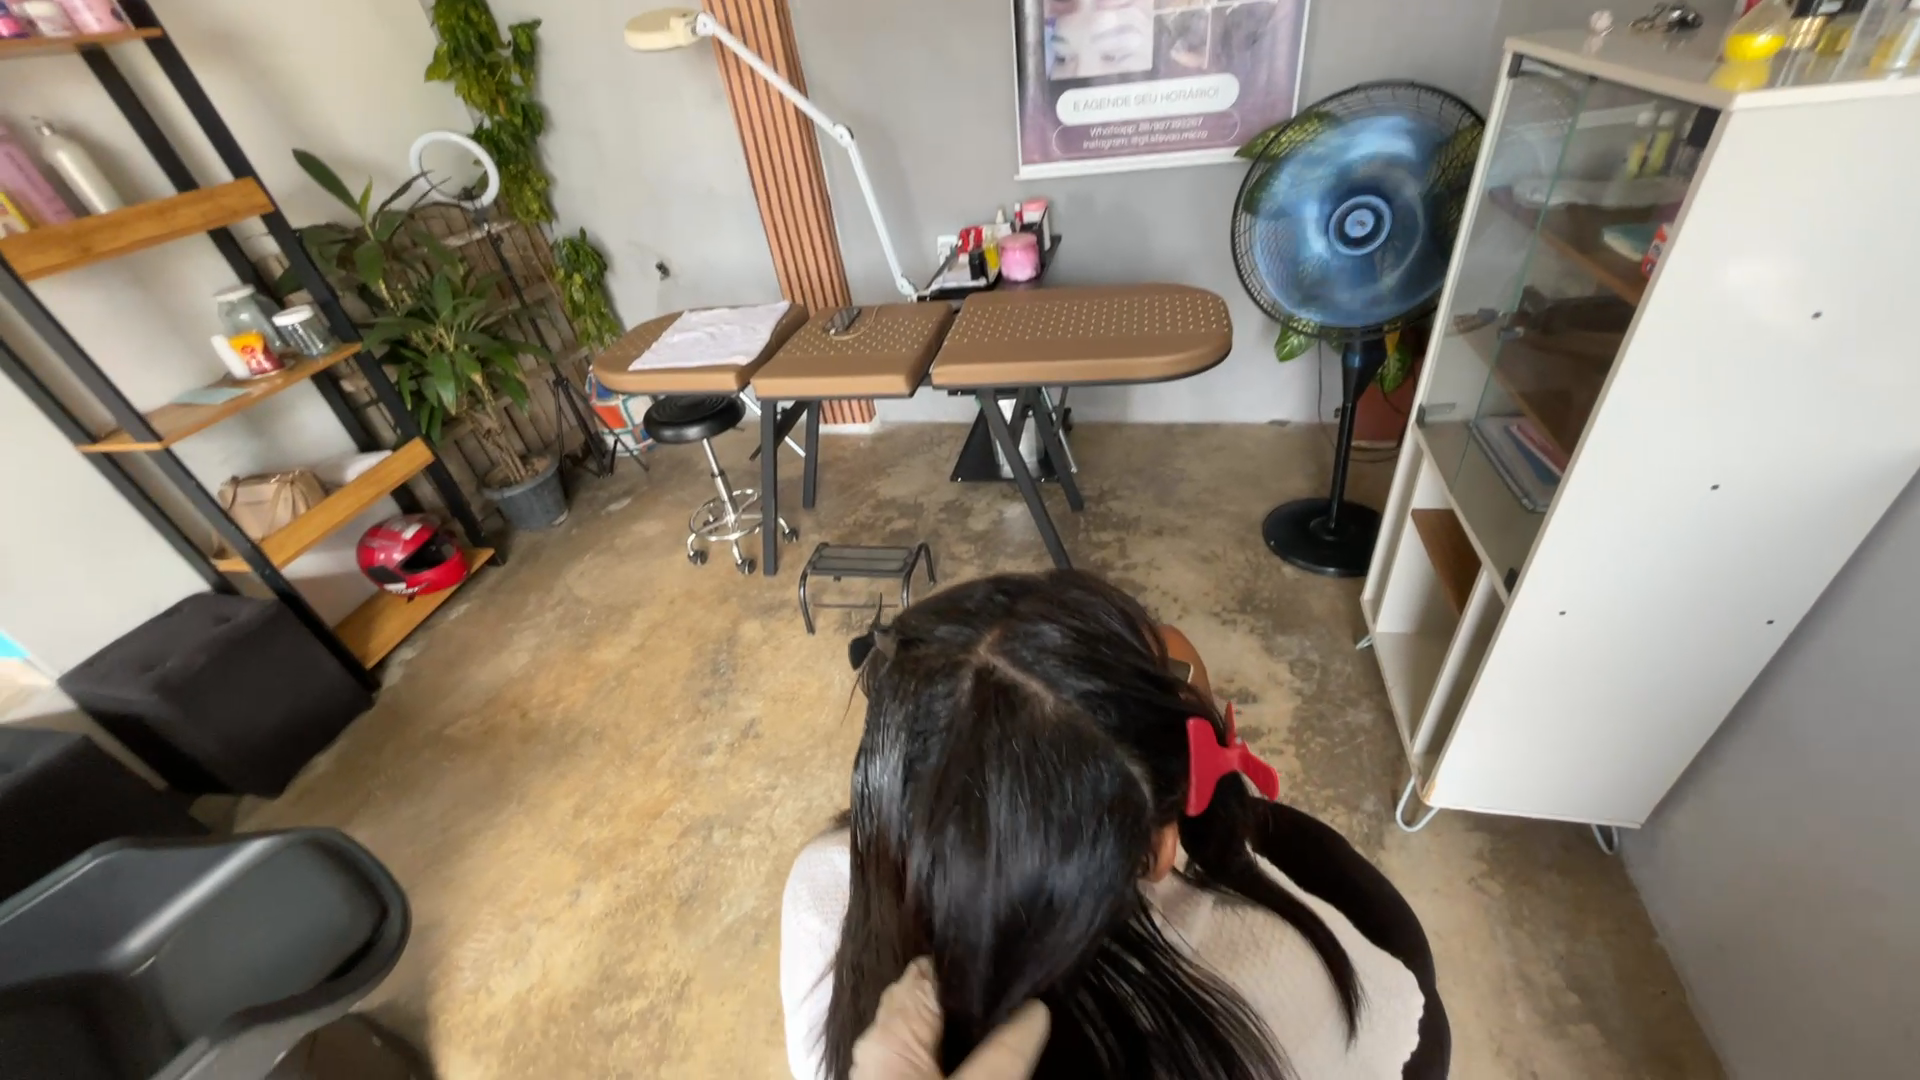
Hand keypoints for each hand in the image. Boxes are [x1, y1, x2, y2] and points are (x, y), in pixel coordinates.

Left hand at [851, 957, 1050, 1079]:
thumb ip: (1005, 1053)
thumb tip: (1037, 1008)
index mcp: (892, 1030)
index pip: (932, 970)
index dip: (975, 965)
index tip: (1017, 966)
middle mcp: (879, 1039)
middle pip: (928, 994)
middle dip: (972, 991)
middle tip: (1022, 994)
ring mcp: (881, 1066)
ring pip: (925, 1023)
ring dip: (961, 1019)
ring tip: (1012, 1016)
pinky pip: (920, 1049)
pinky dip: (946, 1043)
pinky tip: (982, 1052)